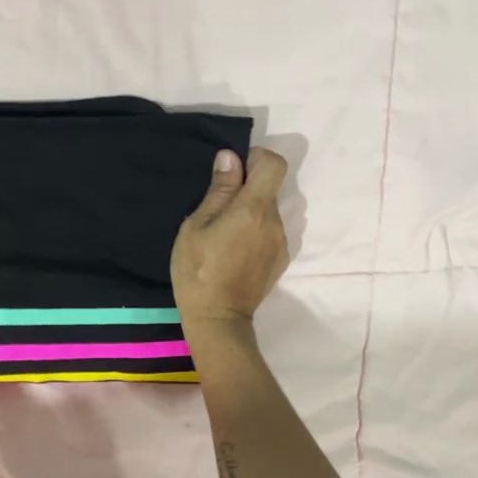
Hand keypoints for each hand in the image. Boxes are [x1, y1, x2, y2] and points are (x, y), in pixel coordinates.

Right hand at [170, 147, 288, 332]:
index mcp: (254, 208)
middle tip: (218, 209)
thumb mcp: (196, 226)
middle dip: (247, 190)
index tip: (234, 172)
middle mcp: (275, 221)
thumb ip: (219, 191)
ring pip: (268, 213)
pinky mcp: (280, 260)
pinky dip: (255, 234)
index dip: (255, 159)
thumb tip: (230, 158)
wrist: (218, 319)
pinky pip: (270, 234)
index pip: (274, 163)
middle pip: (269, 189)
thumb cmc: (198, 271)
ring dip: (250, 214)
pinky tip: (235, 253)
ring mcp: (281, 243)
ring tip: (225, 236)